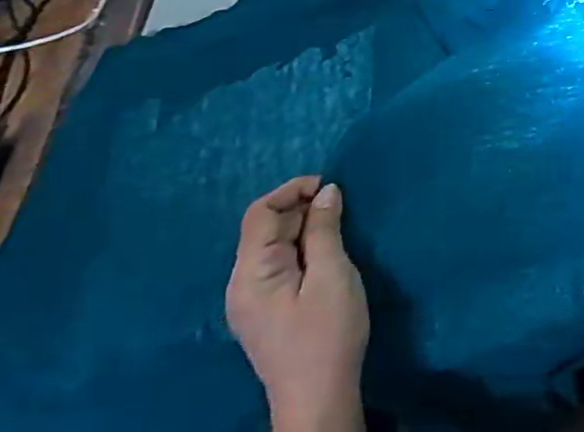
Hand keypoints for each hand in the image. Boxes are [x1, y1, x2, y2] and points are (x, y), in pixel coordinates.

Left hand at [226, 176, 368, 431]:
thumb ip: (325, 230)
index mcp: (250, 274)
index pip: (260, 213)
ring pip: (272, 244)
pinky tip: (326, 248)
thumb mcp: (332, 275)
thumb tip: (326, 191)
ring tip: (338, 222)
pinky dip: (302, 245)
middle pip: (264, 227)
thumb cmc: (327, 334)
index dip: (292, 190)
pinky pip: (278, 262)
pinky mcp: (265, 309)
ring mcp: (251, 299)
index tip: (330, 185)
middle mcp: (241, 284)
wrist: (319, 397)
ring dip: (303, 225)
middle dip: (300, 207)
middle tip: (342, 204)